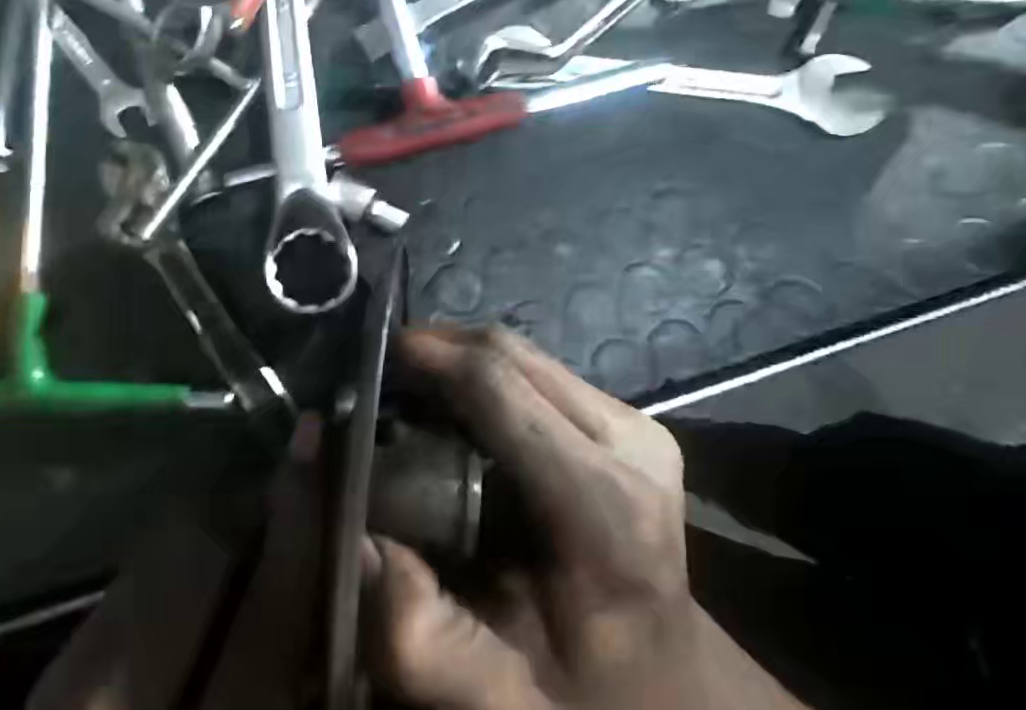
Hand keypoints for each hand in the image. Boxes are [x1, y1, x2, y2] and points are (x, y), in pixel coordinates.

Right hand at [365, 327, 806, 709]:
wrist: (669, 685)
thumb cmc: (582, 692)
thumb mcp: (498, 696)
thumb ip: (418, 636)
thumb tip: (355, 540)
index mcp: (604, 504)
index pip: (498, 385)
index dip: (428, 357)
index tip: (367, 362)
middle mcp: (630, 442)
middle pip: (508, 352)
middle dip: (435, 350)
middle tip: (378, 380)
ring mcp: (636, 424)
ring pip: (522, 353)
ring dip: (458, 360)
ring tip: (408, 393)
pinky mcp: (630, 420)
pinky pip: (538, 371)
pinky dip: (485, 376)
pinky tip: (455, 410)